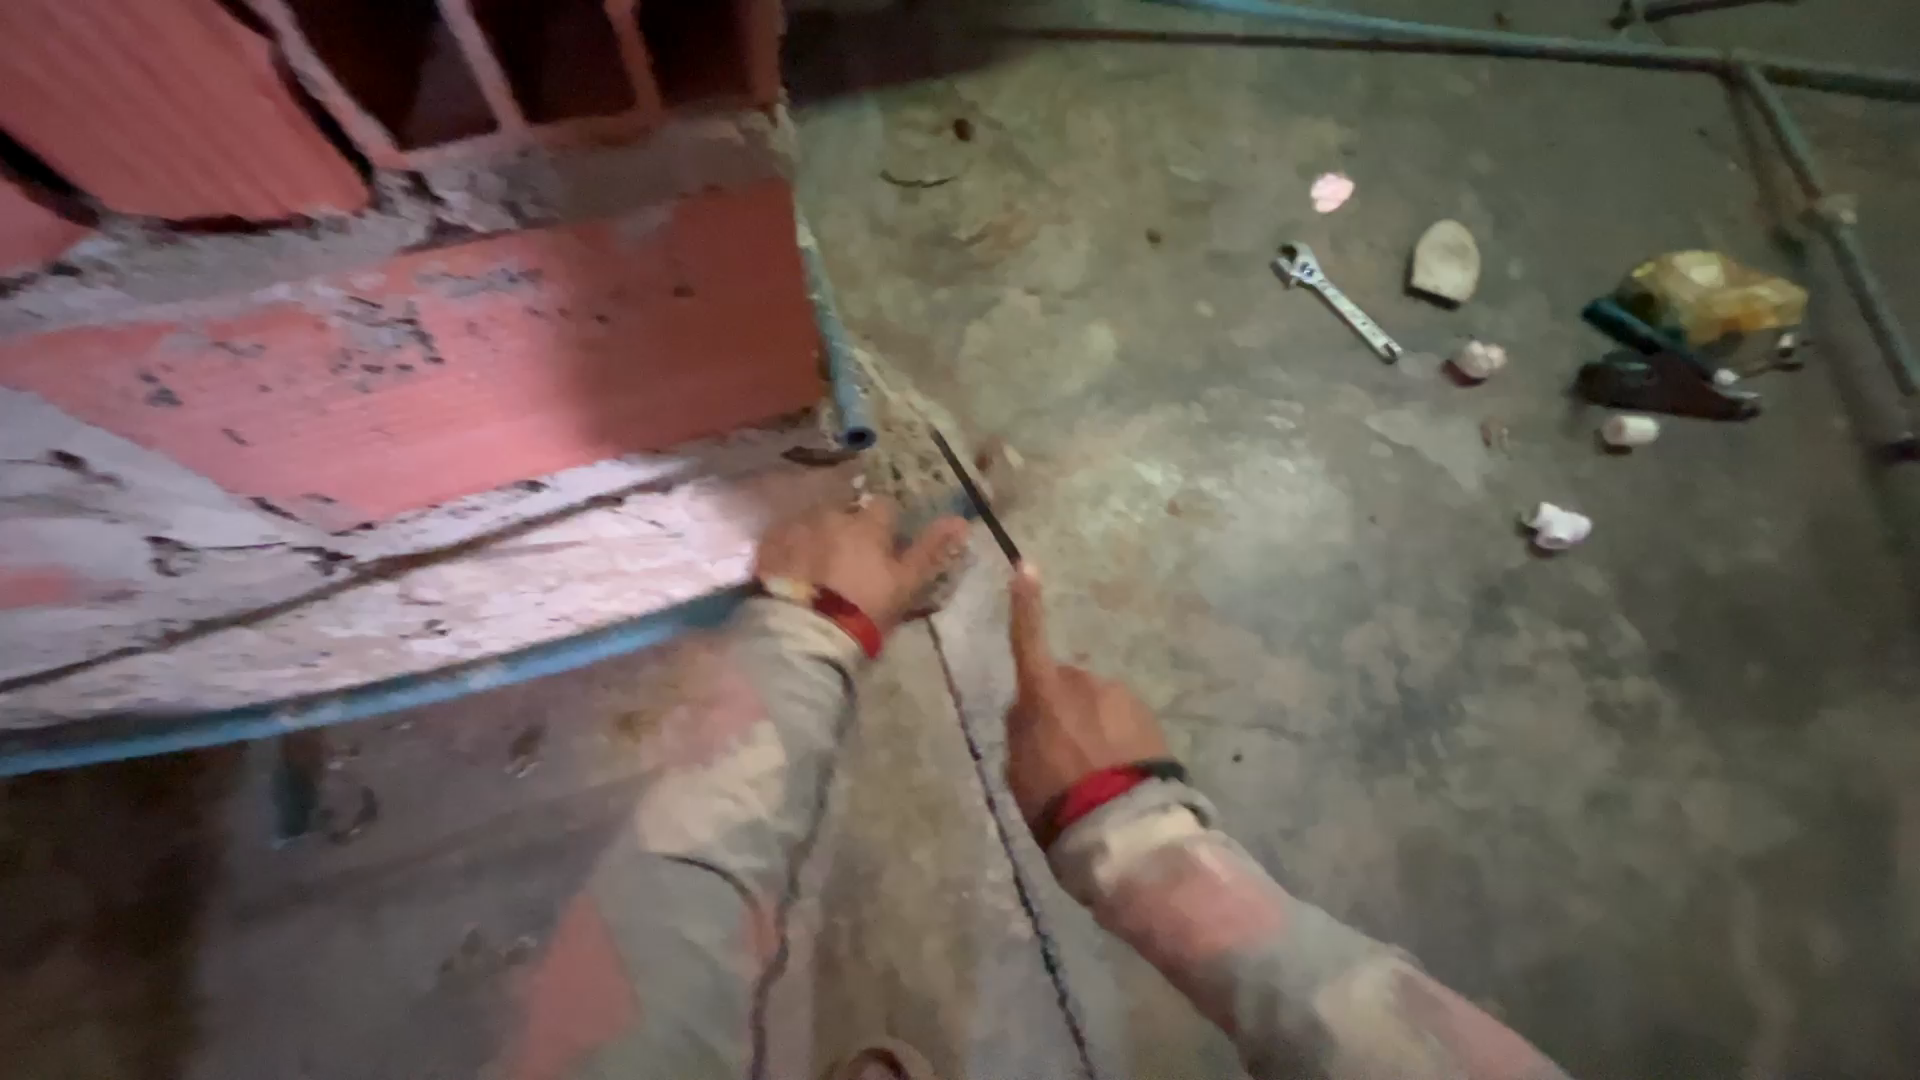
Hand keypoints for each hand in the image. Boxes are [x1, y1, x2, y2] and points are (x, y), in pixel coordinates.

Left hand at [754, 496, 969, 635]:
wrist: (804, 634)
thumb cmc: (864, 609)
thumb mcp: (906, 584)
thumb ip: (931, 550)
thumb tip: (961, 520)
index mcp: (868, 523)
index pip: (884, 508)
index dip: (884, 527)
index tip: (882, 549)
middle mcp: (831, 514)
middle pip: (844, 512)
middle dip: (847, 529)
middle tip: (847, 562)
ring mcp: (796, 527)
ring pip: (812, 522)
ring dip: (816, 537)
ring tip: (816, 570)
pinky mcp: (768, 545)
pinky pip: (782, 538)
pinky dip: (788, 549)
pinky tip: (791, 573)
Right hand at [1006, 564, 1169, 827]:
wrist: (1123, 830)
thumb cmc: (1056, 800)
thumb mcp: (1018, 770)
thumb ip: (1021, 731)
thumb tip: (1027, 710)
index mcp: (1045, 694)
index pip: (1029, 639)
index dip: (1025, 604)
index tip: (1026, 565)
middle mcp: (1085, 684)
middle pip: (1065, 683)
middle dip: (1062, 704)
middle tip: (1061, 752)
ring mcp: (1122, 698)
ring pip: (1097, 702)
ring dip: (1092, 723)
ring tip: (1094, 771)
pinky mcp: (1149, 718)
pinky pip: (1124, 719)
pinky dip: (1118, 737)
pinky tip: (1118, 771)